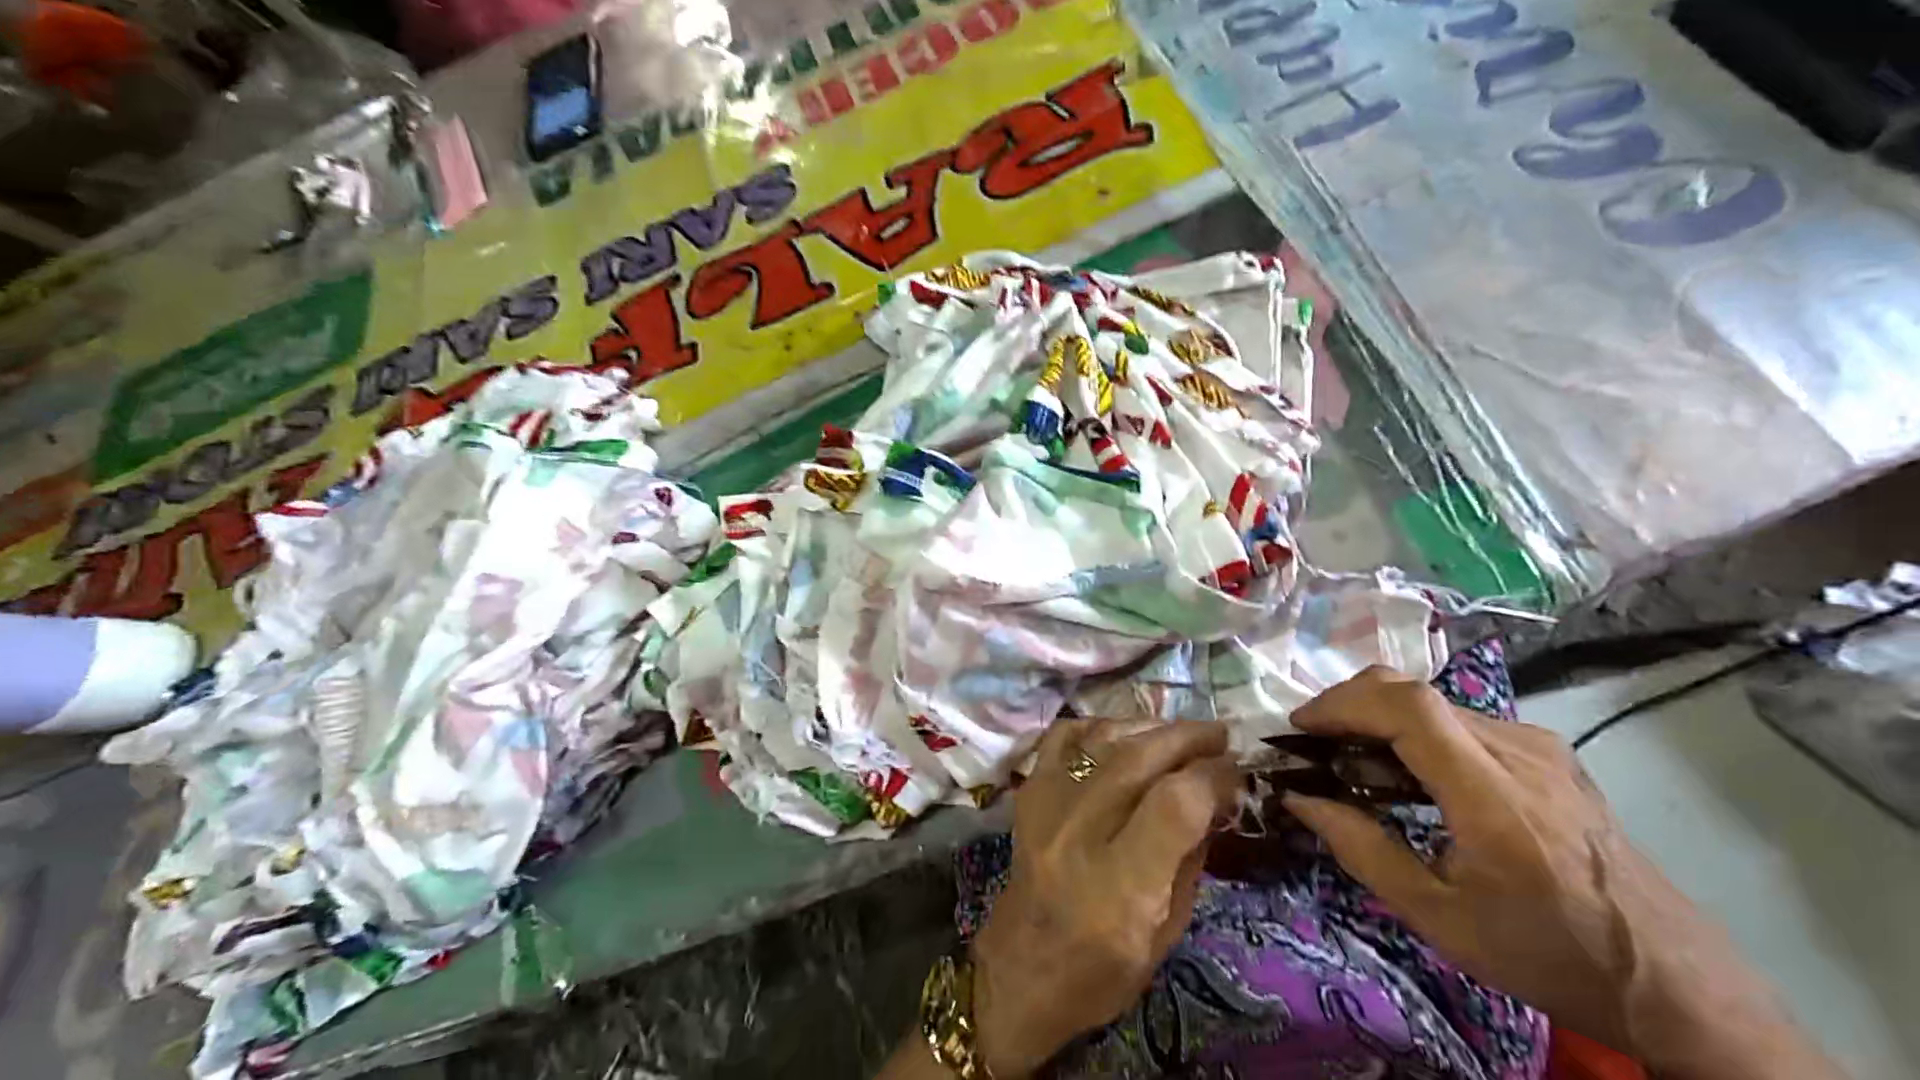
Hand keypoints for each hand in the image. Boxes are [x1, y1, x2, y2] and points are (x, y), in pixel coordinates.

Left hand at [968, 719, 1237, 1077]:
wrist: (1022, 967)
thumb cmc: (1102, 968)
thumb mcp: (1168, 933)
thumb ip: (1191, 861)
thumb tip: (1213, 799)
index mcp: (1120, 884)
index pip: (1174, 805)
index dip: (1213, 777)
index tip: (1236, 772)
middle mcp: (1079, 833)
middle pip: (1139, 759)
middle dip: (1188, 739)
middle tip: (1219, 736)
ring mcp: (1046, 805)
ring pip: (1103, 740)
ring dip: (1149, 727)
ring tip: (1179, 732)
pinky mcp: (1029, 792)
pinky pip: (1063, 737)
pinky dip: (1098, 726)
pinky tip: (1124, 733)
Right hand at [1284, 667, 1842, 1079]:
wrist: (1674, 982)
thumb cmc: (1547, 954)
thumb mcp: (1438, 917)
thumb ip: (1361, 849)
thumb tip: (1299, 798)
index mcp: (1494, 797)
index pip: (1409, 708)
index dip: (1343, 702)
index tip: (1300, 727)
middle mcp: (1521, 754)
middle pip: (1415, 692)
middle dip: (1349, 703)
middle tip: (1313, 739)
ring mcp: (1540, 749)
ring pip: (1436, 703)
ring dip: (1379, 717)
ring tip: (1349, 757)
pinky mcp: (1549, 755)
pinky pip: (1463, 722)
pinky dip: (1414, 730)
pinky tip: (1405, 770)